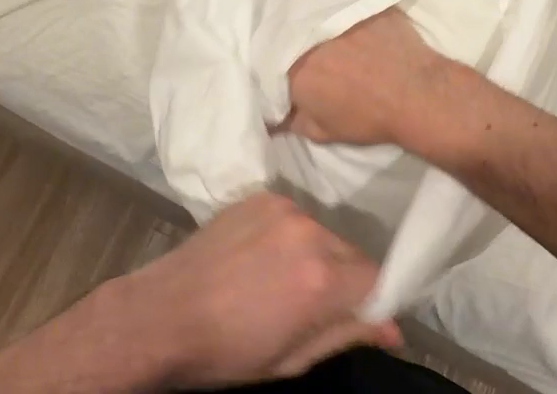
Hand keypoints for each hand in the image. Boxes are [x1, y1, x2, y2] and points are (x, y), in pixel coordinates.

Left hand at [115, 192, 400, 386]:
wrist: (162, 313)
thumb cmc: (226, 351)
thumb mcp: (291, 359)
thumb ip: (346, 335)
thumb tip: (394, 329)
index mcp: (322, 280)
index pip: (378, 279)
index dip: (371, 299)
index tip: (356, 314)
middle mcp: (310, 233)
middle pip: (351, 253)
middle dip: (343, 278)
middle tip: (312, 304)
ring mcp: (284, 209)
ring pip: (322, 233)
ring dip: (315, 254)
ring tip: (280, 279)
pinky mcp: (261, 196)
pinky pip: (293, 216)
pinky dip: (288, 235)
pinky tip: (261, 257)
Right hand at [284, 7, 466, 149]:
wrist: (416, 93)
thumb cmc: (367, 116)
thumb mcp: (322, 130)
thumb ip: (292, 122)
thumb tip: (274, 119)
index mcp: (290, 66)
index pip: (268, 64)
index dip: (275, 69)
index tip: (285, 74)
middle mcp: (305, 33)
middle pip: (288, 33)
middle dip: (292, 42)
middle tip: (307, 52)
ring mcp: (333, 12)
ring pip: (313, 13)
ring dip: (314, 23)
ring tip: (327, 34)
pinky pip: (341, 1)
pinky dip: (340, 11)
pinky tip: (349, 19)